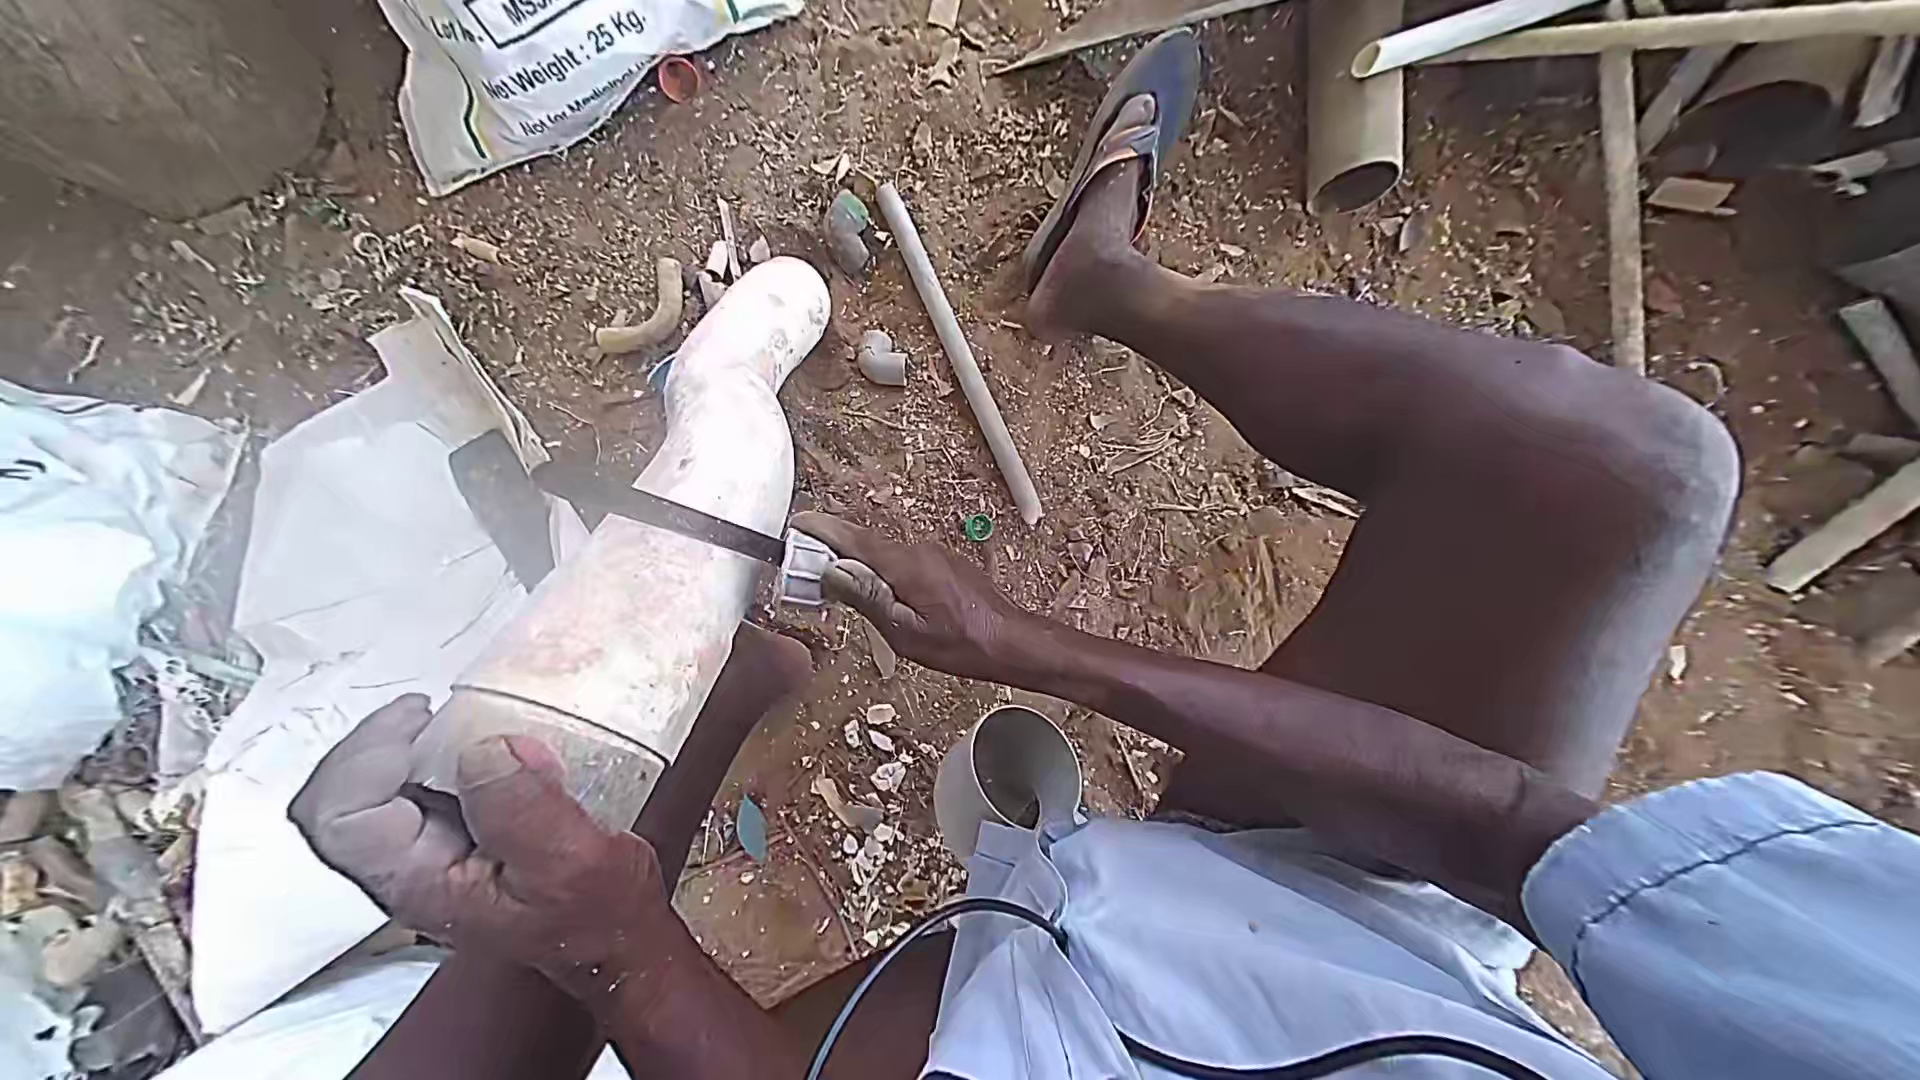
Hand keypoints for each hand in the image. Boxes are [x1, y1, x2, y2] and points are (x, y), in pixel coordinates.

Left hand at [289, 695, 670, 1004]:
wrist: (617, 934)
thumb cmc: (595, 915)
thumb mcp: (570, 862)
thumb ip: (526, 811)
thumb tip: (487, 749)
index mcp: (421, 880)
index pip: (341, 817)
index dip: (366, 756)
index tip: (422, 715)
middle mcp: (417, 864)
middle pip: (348, 797)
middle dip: (381, 742)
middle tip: (434, 709)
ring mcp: (443, 849)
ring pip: (387, 788)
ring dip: (416, 744)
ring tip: (466, 715)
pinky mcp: (474, 833)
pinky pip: (438, 785)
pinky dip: (455, 751)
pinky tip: (497, 739)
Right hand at [791, 511, 1043, 682]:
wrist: (1010, 641)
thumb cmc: (960, 644)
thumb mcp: (906, 631)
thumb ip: (868, 598)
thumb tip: (833, 570)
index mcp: (906, 565)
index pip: (853, 538)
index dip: (822, 529)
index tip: (796, 524)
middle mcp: (919, 550)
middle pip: (866, 545)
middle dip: (834, 551)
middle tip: (806, 565)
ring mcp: (934, 554)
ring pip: (885, 555)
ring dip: (859, 564)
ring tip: (838, 587)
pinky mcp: (943, 564)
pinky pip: (903, 561)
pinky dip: (882, 571)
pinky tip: (879, 593)